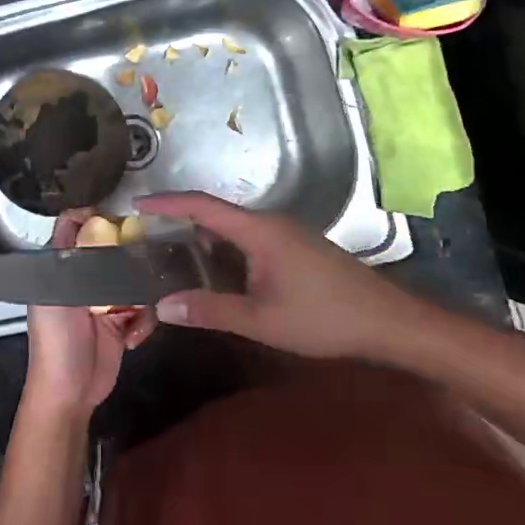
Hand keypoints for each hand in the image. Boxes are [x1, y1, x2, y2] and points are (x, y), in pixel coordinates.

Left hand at [22, 209, 155, 415]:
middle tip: (147, 259)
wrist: (70, 391)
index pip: (76, 228)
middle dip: (131, 257)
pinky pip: (145, 308)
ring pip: (134, 278)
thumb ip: (65, 254)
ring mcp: (105, 300)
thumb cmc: (56, 339)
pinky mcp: (124, 322)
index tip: (120, 217)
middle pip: (113, 250)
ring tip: (134, 313)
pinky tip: (133, 338)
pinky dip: (144, 321)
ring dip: (140, 297)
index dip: (94, 217)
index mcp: (62, 268)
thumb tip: (80, 216)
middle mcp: (84, 279)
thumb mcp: (53, 292)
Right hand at [136, 191, 416, 359]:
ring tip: (173, 257)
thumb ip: (210, 310)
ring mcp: (287, 234)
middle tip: (148, 238)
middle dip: (180, 221)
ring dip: (204, 239)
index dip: (168, 203)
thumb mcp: (261, 320)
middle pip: (217, 214)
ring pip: (234, 228)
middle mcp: (271, 223)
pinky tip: (217, 273)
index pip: (204, 206)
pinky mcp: (297, 248)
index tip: (137, 204)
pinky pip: (250, 239)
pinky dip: (225, 250)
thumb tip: (162, 306)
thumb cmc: (323, 317)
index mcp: (259, 231)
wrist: (387, 322)